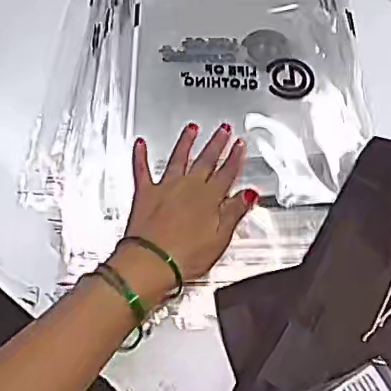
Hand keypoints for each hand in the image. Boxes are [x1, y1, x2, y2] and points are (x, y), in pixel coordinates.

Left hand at [123, 123, 254, 293]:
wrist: (150, 262)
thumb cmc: (184, 256)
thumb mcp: (220, 238)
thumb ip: (234, 212)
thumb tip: (249, 194)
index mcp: (210, 198)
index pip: (227, 173)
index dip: (235, 158)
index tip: (240, 145)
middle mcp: (189, 187)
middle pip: (206, 160)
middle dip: (217, 143)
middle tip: (224, 129)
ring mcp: (166, 188)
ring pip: (179, 158)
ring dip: (186, 142)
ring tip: (192, 128)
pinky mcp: (145, 194)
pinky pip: (142, 169)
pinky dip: (141, 155)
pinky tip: (141, 144)